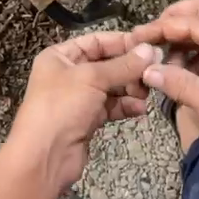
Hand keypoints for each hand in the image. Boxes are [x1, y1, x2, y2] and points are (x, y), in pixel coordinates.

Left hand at [0, 32, 159, 192]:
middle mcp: (68, 74)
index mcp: (60, 56)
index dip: (121, 42)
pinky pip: (110, 107)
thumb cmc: (62, 106)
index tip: (147, 46)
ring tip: (147, 92)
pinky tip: (140, 108)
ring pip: (110, 86)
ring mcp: (78, 98)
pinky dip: (125, 106)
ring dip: (130, 88)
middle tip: (153, 71)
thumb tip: (150, 50)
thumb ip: (123, 65)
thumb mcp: (92, 78)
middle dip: (129, 68)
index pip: (95, 41)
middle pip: (105, 64)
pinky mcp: (87, 120)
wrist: (45, 158)